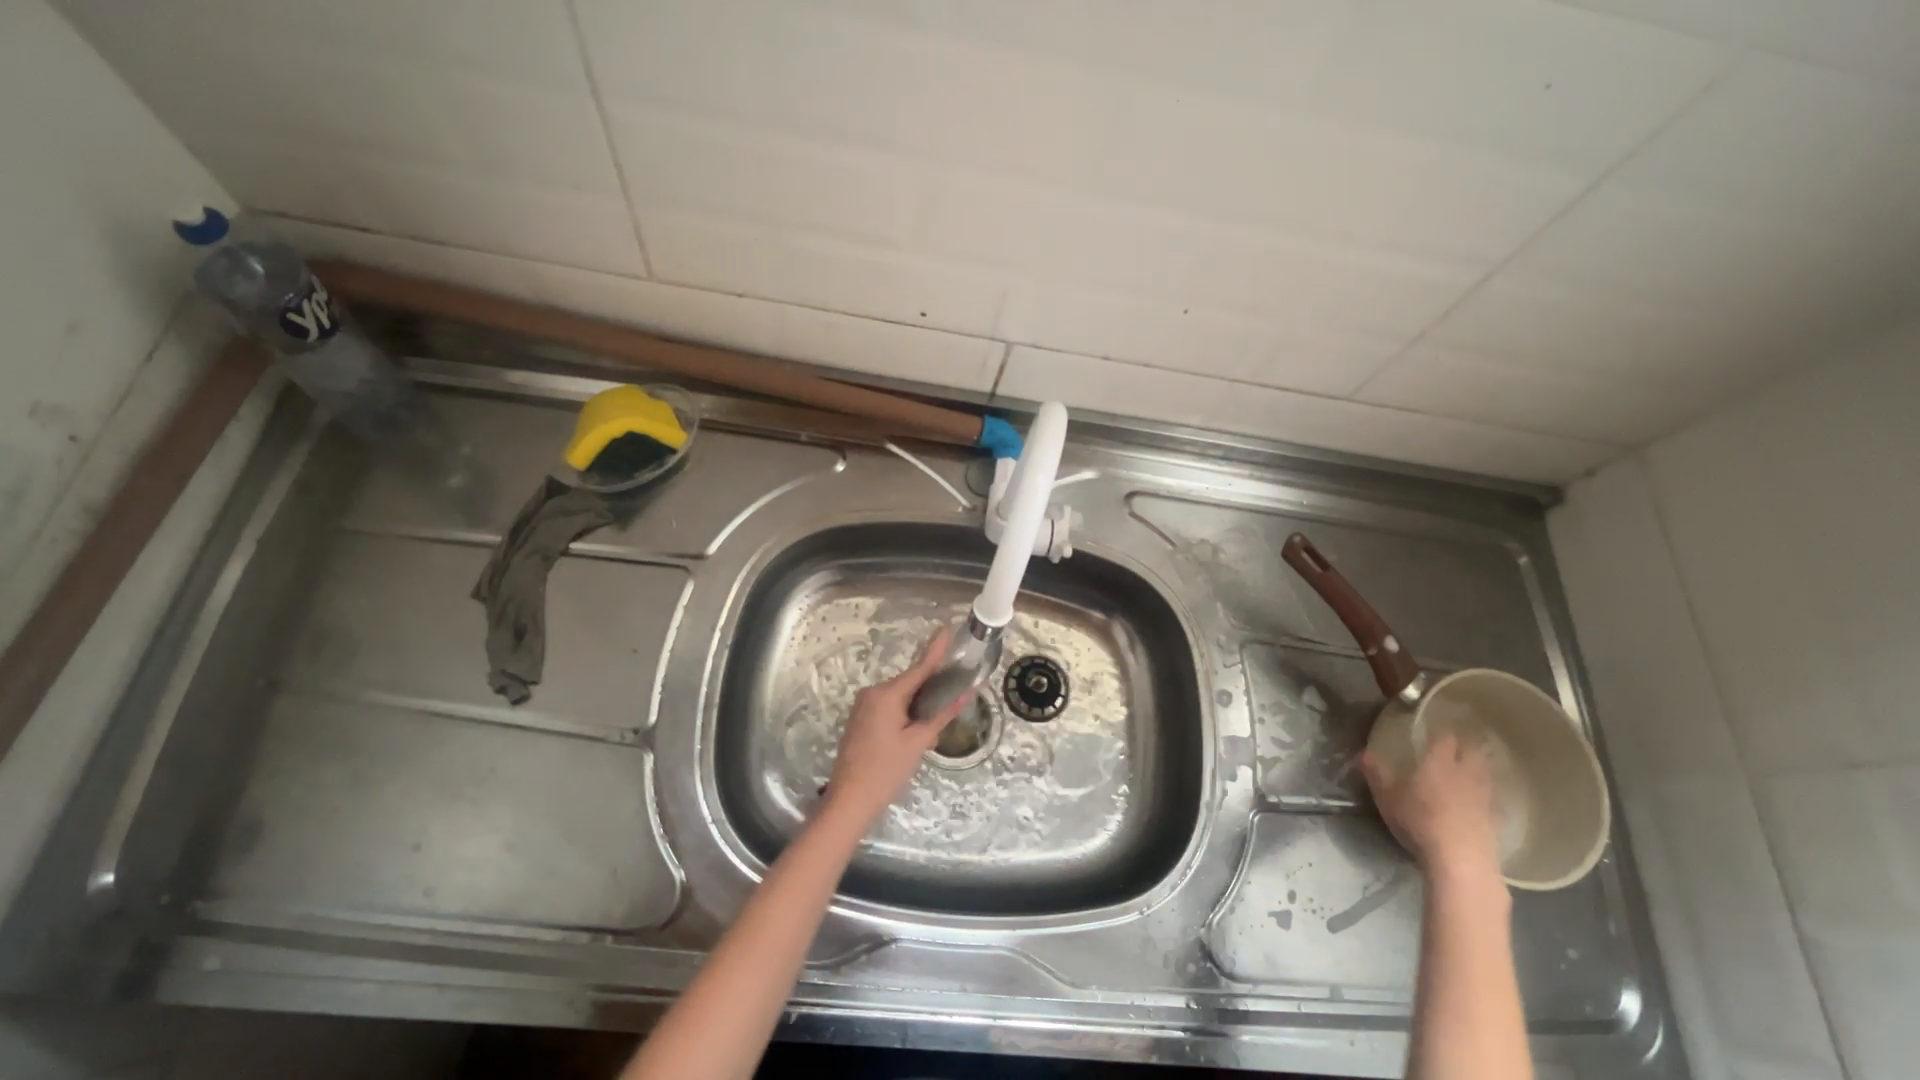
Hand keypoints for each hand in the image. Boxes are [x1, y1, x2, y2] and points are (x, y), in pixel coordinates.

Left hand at [822, 627, 966, 826]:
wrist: (850, 799)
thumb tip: (965, 694)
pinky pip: (888, 709)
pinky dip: (904, 716)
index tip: (945, 629)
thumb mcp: (918, 742)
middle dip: (930, 695)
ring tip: (928, 736)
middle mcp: (872, 693)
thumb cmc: (886, 770)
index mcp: (886, 695)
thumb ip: (941, 715)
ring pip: (900, 699)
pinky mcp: (860, 720)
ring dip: (917, 710)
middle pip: (910, 684)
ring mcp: (863, 707)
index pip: (919, 668)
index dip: (934, 650)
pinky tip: (911, 737)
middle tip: (949, 710)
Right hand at [1361, 732, 1501, 881]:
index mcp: (1439, 762)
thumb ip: (1375, 774)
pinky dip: (1486, 797)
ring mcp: (1484, 795)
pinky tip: (1478, 805)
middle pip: (1473, 751)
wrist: (1460, 858)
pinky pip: (1492, 798)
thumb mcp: (1387, 798)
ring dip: (1478, 769)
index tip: (1434, 735)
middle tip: (1453, 751)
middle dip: (1465, 747)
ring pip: (1486, 773)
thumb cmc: (1419, 820)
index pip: (1445, 738)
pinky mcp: (1495, 817)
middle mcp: (1466, 772)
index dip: (1441, 734)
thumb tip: (1362, 752)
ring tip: (1467, 774)